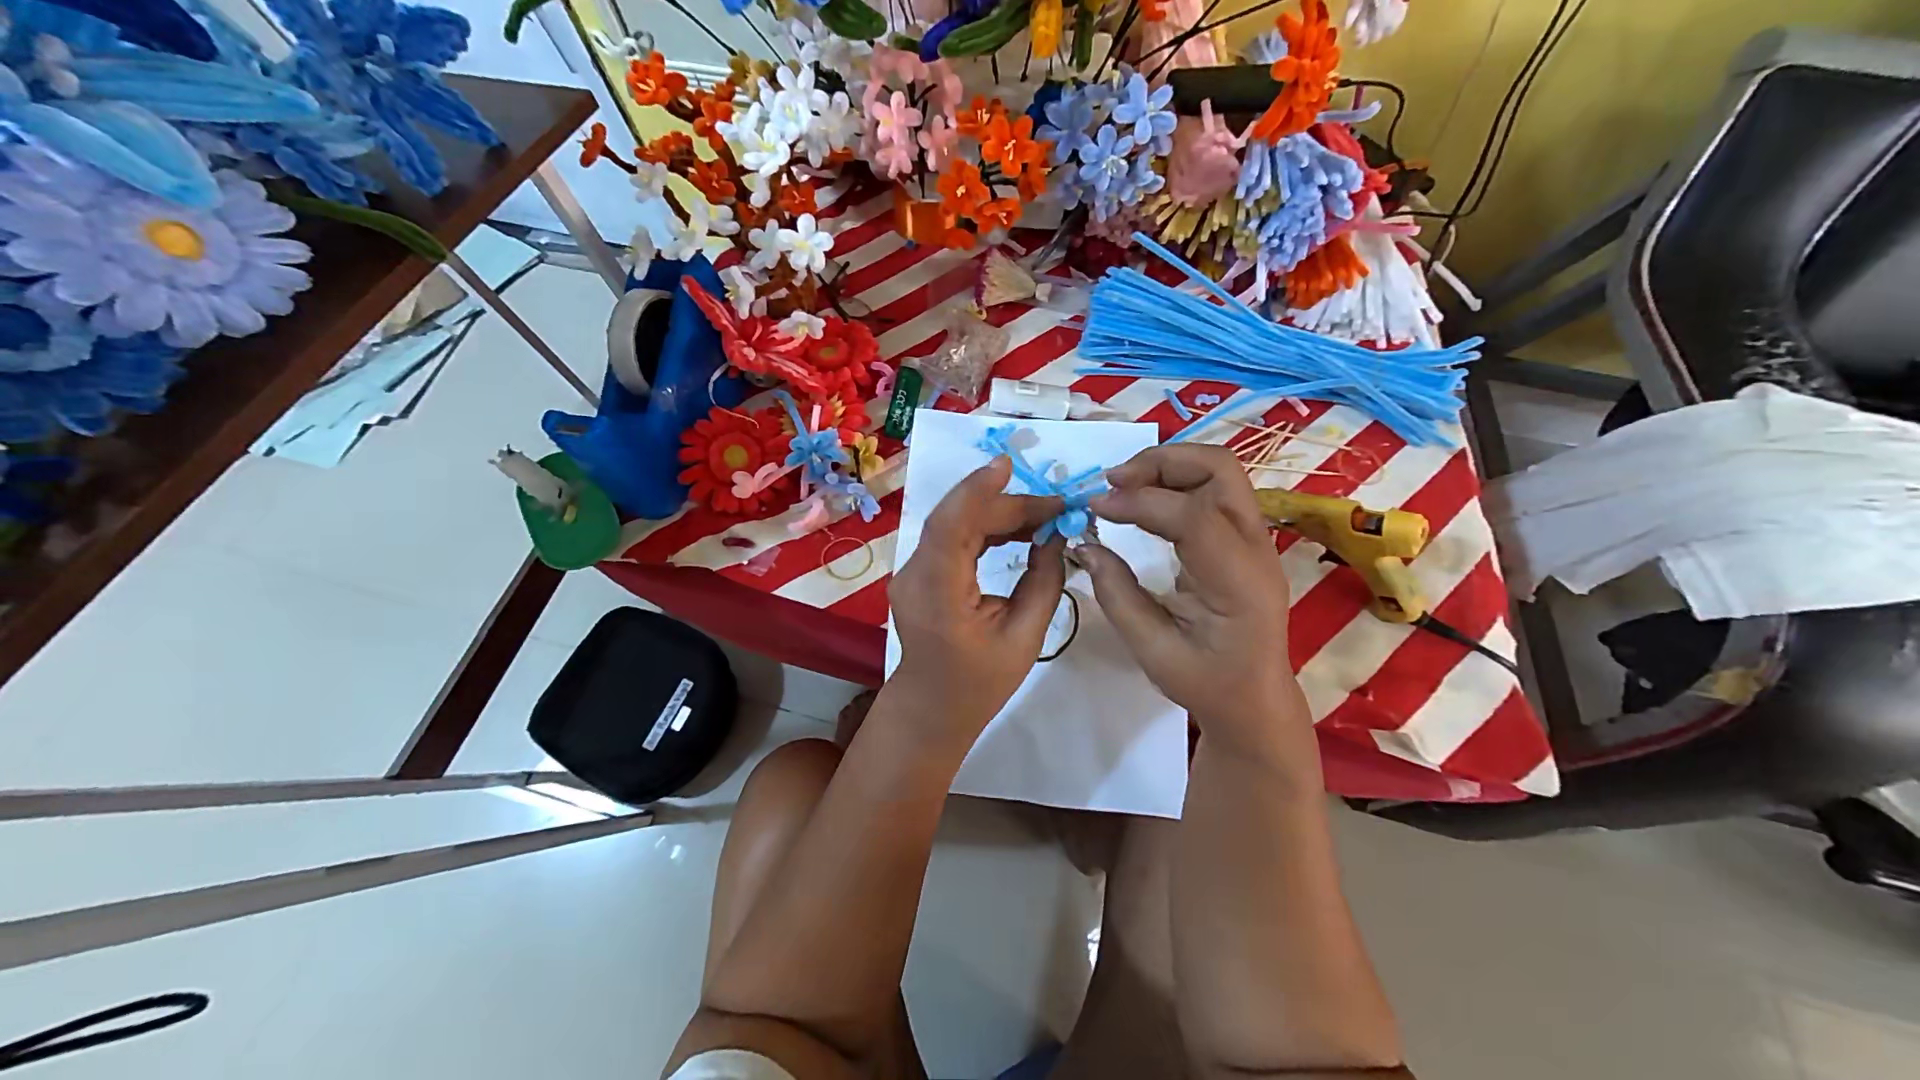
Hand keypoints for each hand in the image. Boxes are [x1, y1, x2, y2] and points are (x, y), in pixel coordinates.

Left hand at [887, 456, 1066, 747]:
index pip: (949, 526)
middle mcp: (915, 574)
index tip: (1009, 465)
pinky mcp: (920, 572)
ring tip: (1047, 517)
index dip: (977, 490)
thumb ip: (1043, 582)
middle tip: (1059, 509)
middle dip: (1009, 506)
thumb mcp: (1024, 638)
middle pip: (959, 519)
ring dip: (1000, 514)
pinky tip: (1020, 529)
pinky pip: (953, 537)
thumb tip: (1057, 535)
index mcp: (936, 594)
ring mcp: (912, 571)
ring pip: (956, 523)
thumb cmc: (979, 684)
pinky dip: (986, 528)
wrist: (931, 708)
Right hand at [1081, 445, 1313, 761]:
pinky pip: (1215, 489)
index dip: (1140, 501)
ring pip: (1219, 470)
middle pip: (1219, 469)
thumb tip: (1085, 544)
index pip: (1194, 515)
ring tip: (1123, 485)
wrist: (1256, 701)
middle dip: (1161, 462)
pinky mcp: (1246, 539)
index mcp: (1238, 582)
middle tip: (1112, 481)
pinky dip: (1176, 481)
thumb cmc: (1207, 684)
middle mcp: (1256, 549)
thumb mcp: (1153, 651)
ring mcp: (1257, 540)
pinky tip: (1144, 498)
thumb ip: (1117, 594)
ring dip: (1168, 466)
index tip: (1095, 507)